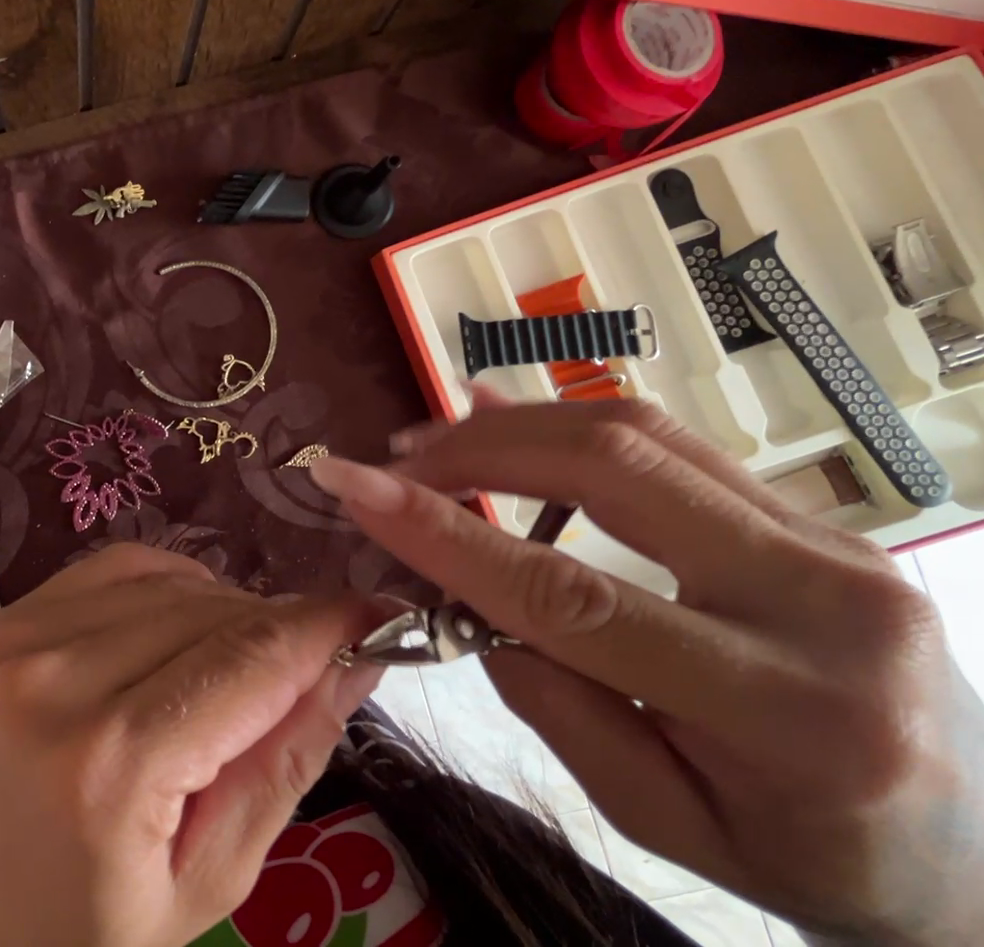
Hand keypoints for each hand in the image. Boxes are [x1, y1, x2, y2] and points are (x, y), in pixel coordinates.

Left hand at [0, 543, 391, 946]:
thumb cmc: (96, 916)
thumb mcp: (213, 876)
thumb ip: (286, 759)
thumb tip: (355, 657)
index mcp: (110, 768)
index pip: (247, 662)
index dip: (325, 627)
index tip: (384, 614)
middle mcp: (56, 683)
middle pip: (213, 612)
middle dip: (281, 628)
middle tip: (311, 668)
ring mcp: (22, 639)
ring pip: (172, 583)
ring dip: (227, 611)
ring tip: (235, 673)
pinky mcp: (10, 618)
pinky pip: (122, 567)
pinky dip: (173, 589)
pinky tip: (181, 634)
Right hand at [310, 398, 983, 945]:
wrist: (967, 846)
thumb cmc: (796, 853)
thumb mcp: (656, 816)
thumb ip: (555, 705)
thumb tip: (470, 599)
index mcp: (784, 708)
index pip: (571, 596)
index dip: (445, 533)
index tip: (351, 486)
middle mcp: (825, 600)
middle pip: (619, 472)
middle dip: (481, 450)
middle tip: (392, 461)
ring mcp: (837, 543)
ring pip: (647, 436)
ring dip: (519, 425)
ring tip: (431, 442)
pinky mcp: (820, 518)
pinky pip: (677, 447)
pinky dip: (571, 425)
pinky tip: (506, 420)